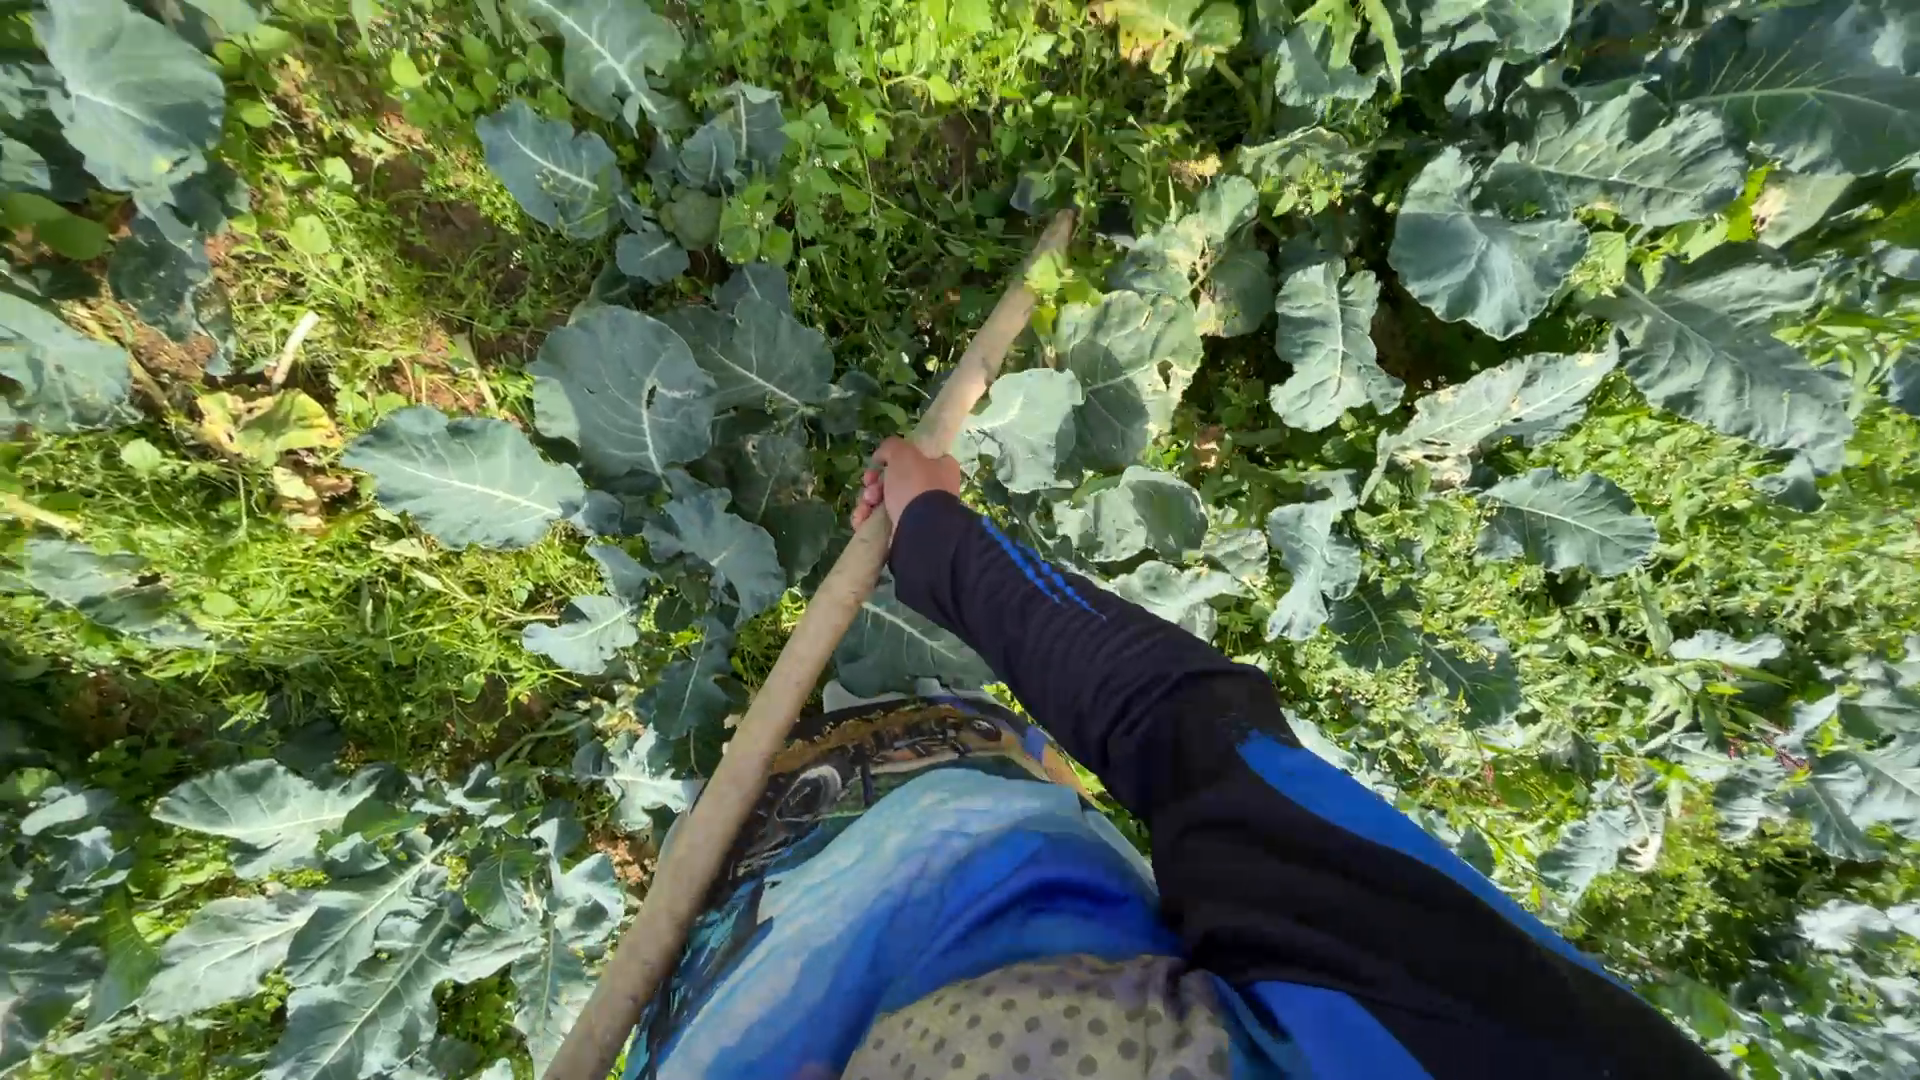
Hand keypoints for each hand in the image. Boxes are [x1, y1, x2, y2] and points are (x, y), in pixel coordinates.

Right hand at [852, 436, 961, 528]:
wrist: (921, 530)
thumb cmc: (916, 485)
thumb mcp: (903, 453)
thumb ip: (891, 446)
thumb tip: (881, 456)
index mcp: (941, 468)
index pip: (917, 458)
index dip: (894, 458)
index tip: (878, 462)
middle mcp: (933, 491)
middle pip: (896, 481)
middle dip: (876, 482)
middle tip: (870, 484)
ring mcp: (920, 514)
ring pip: (885, 501)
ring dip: (868, 500)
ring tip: (867, 504)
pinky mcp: (905, 532)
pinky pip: (880, 522)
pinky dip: (867, 518)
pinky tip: (862, 518)